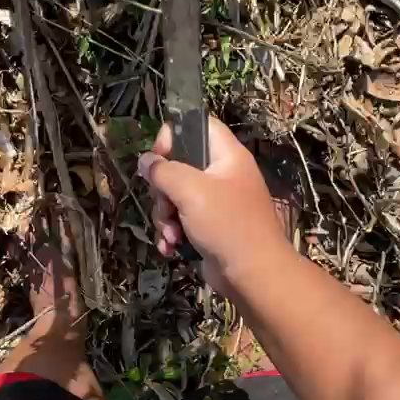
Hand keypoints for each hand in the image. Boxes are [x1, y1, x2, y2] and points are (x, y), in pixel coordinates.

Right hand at [137, 117, 292, 292]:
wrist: (253, 274)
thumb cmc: (227, 224)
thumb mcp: (191, 191)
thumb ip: (163, 171)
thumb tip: (145, 161)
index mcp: (227, 155)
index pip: (199, 125)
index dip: (174, 135)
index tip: (159, 157)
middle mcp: (222, 174)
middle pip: (180, 165)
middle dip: (163, 190)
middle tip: (166, 205)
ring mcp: (216, 202)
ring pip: (175, 196)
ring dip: (165, 215)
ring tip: (170, 233)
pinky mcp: (209, 226)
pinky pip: (181, 219)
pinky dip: (173, 232)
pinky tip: (170, 247)